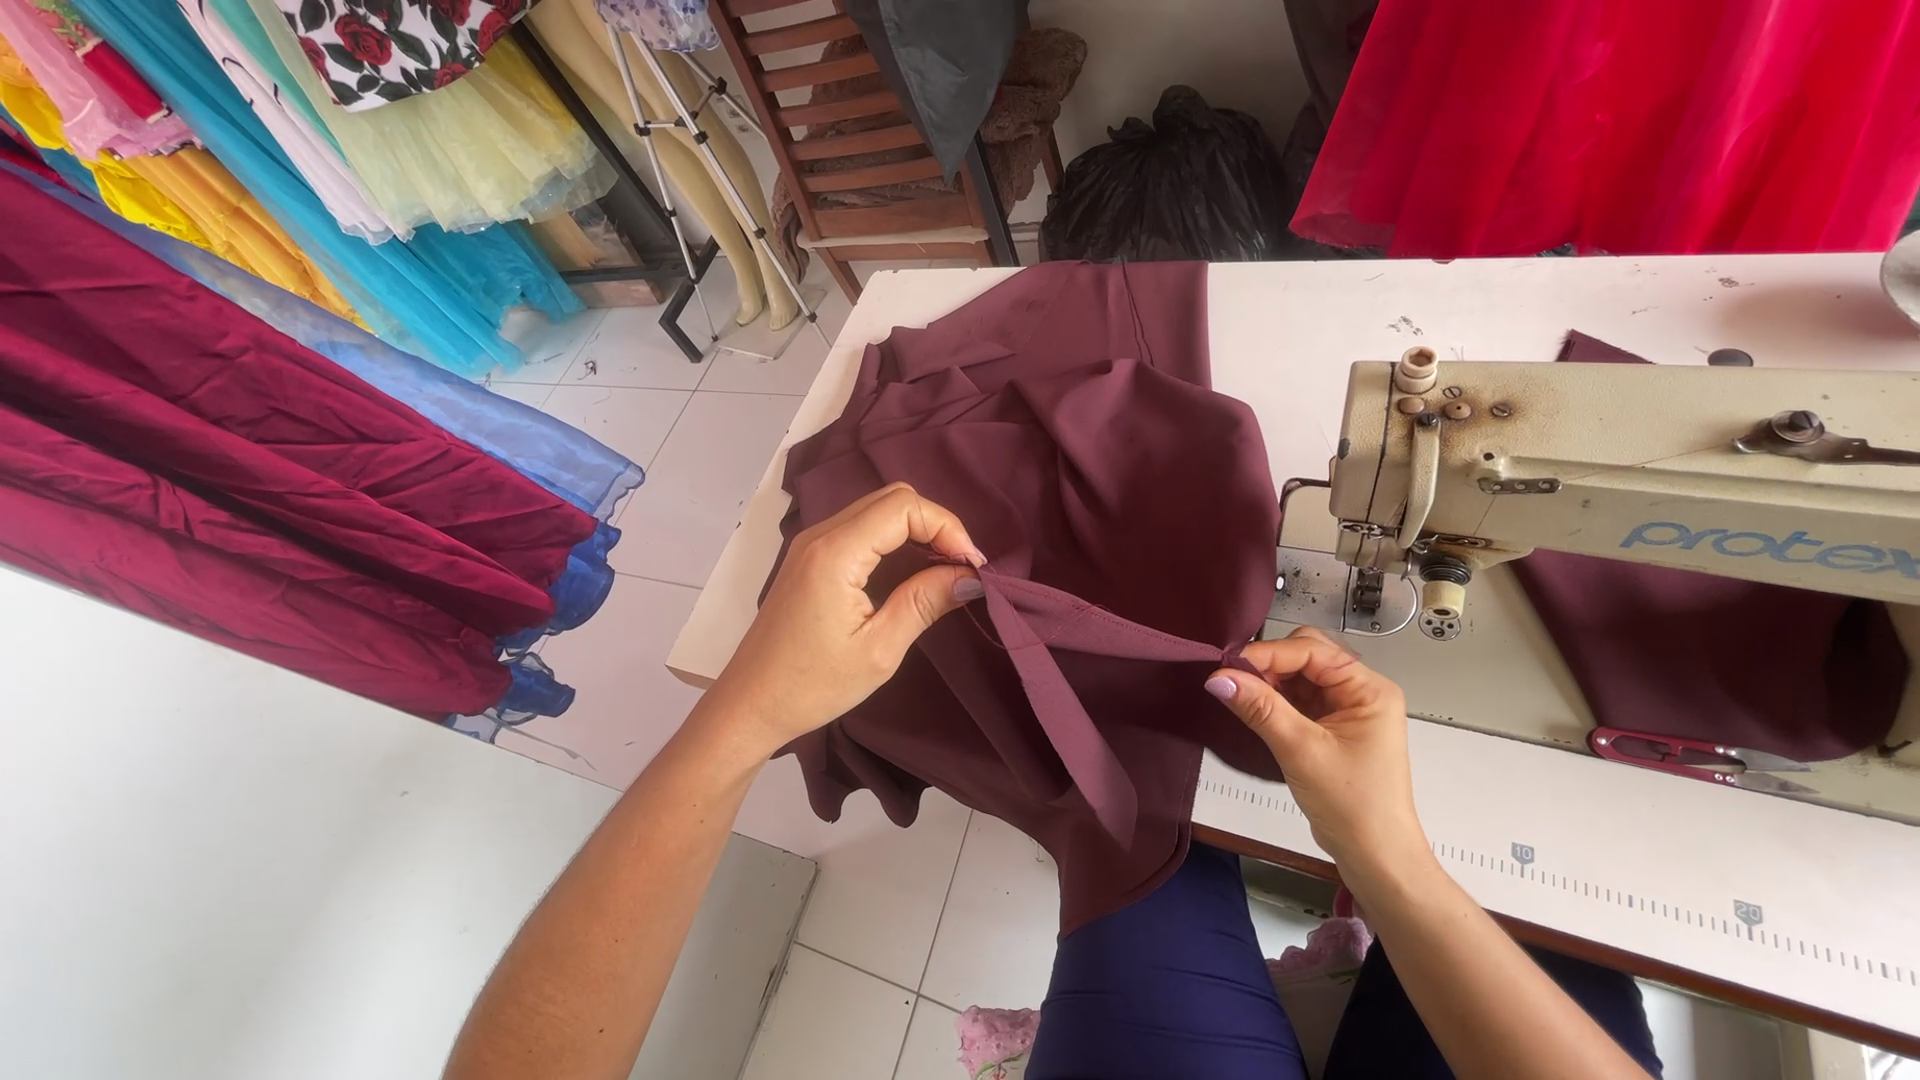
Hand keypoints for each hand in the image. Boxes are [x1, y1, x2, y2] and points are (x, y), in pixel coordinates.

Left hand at [701, 483, 984, 758]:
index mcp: (835, 553)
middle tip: (962, 569)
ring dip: (917, 533)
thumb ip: (925, 602)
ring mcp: (811, 544)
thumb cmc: (812, 685)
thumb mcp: (880, 650)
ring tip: (944, 573)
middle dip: (936, 526)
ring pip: (878, 511)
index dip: (947, 527)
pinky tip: (912, 574)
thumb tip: (971, 577)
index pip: (903, 506)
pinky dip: (894, 542)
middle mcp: (820, 535)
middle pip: (892, 499)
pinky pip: (861, 529)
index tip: (971, 567)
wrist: (750, 705)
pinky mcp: (810, 558)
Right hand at [1205, 628, 1426, 872]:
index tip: (1227, 669)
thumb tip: (1218, 678)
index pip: (1311, 651)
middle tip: (1236, 682)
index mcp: (1369, 689)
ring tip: (1242, 698)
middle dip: (1269, 664)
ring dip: (1269, 682)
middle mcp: (1361, 691)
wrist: (1374, 855)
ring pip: (1299, 675)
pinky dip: (1274, 699)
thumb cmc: (1352, 804)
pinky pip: (1297, 698)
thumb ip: (1260, 709)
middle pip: (1306, 655)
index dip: (1267, 655)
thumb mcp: (1301, 750)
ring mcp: (1346, 709)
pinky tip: (1255, 710)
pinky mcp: (1331, 727)